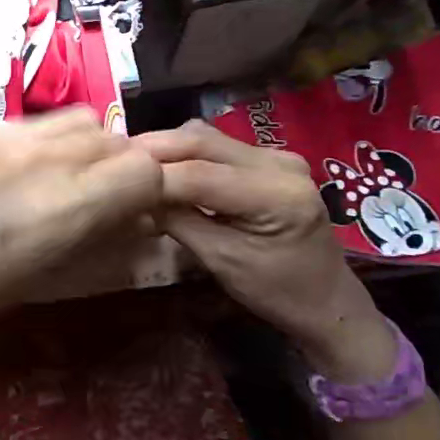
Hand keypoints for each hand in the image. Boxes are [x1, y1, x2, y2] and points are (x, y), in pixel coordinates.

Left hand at [0, 108, 162, 368]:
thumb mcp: (25, 287)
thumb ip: (86, 246)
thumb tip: (131, 224)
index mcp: (53, 211)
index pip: (142, 170)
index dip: (148, 192)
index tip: (134, 215)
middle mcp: (36, 160)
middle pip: (114, 139)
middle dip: (121, 169)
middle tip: (102, 202)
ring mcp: (1, 134)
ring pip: (79, 121)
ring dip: (88, 149)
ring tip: (63, 184)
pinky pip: (35, 124)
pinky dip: (48, 144)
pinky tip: (17, 176)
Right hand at [134, 121, 396, 382]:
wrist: (327, 302)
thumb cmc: (278, 293)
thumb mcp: (222, 262)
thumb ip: (179, 222)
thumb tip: (134, 196)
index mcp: (278, 192)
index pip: (200, 173)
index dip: (153, 175)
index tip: (112, 179)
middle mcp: (280, 162)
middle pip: (202, 141)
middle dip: (154, 148)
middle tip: (112, 159)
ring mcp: (278, 156)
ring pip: (206, 138)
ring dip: (168, 148)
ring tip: (132, 165)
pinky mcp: (270, 160)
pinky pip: (218, 148)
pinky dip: (186, 155)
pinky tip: (162, 168)